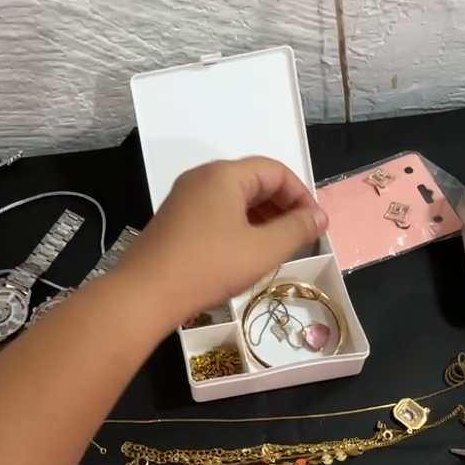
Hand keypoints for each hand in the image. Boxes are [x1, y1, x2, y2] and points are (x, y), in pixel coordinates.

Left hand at [112, 157, 327, 329]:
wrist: (145, 294)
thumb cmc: (209, 266)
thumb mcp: (263, 250)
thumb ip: (296, 229)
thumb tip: (319, 216)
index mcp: (224, 175)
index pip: (275, 170)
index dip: (301, 195)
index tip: (315, 225)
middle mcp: (201, 178)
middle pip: (253, 181)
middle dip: (282, 207)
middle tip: (299, 238)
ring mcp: (183, 199)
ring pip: (233, 200)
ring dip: (261, 219)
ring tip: (276, 249)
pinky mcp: (173, 221)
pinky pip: (215, 214)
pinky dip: (237, 227)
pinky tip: (243, 255)